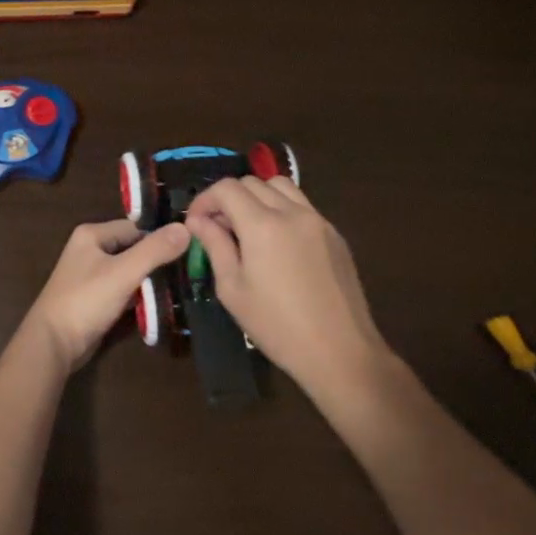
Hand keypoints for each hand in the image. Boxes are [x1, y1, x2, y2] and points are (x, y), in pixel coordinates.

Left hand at [24, 219, 191, 371]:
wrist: (54, 342)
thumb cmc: (86, 300)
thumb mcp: (123, 272)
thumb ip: (154, 251)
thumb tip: (186, 228)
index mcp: (92, 235)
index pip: (136, 228)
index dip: (161, 238)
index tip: (190, 250)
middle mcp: (90, 250)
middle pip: (134, 249)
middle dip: (158, 262)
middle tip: (190, 271)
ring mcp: (92, 275)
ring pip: (131, 271)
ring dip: (151, 281)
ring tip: (181, 287)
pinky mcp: (96, 298)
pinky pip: (125, 290)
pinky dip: (140, 296)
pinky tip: (162, 303)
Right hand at [184, 177, 391, 396]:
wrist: (339, 351)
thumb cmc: (276, 325)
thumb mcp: (232, 289)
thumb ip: (215, 246)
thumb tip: (198, 221)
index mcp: (262, 225)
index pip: (226, 189)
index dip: (205, 200)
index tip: (196, 224)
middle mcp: (292, 212)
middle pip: (253, 182)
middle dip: (228, 198)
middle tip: (218, 229)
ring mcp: (318, 221)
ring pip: (281, 186)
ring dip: (257, 198)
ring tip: (248, 228)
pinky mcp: (334, 235)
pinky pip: (302, 206)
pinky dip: (281, 210)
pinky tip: (276, 244)